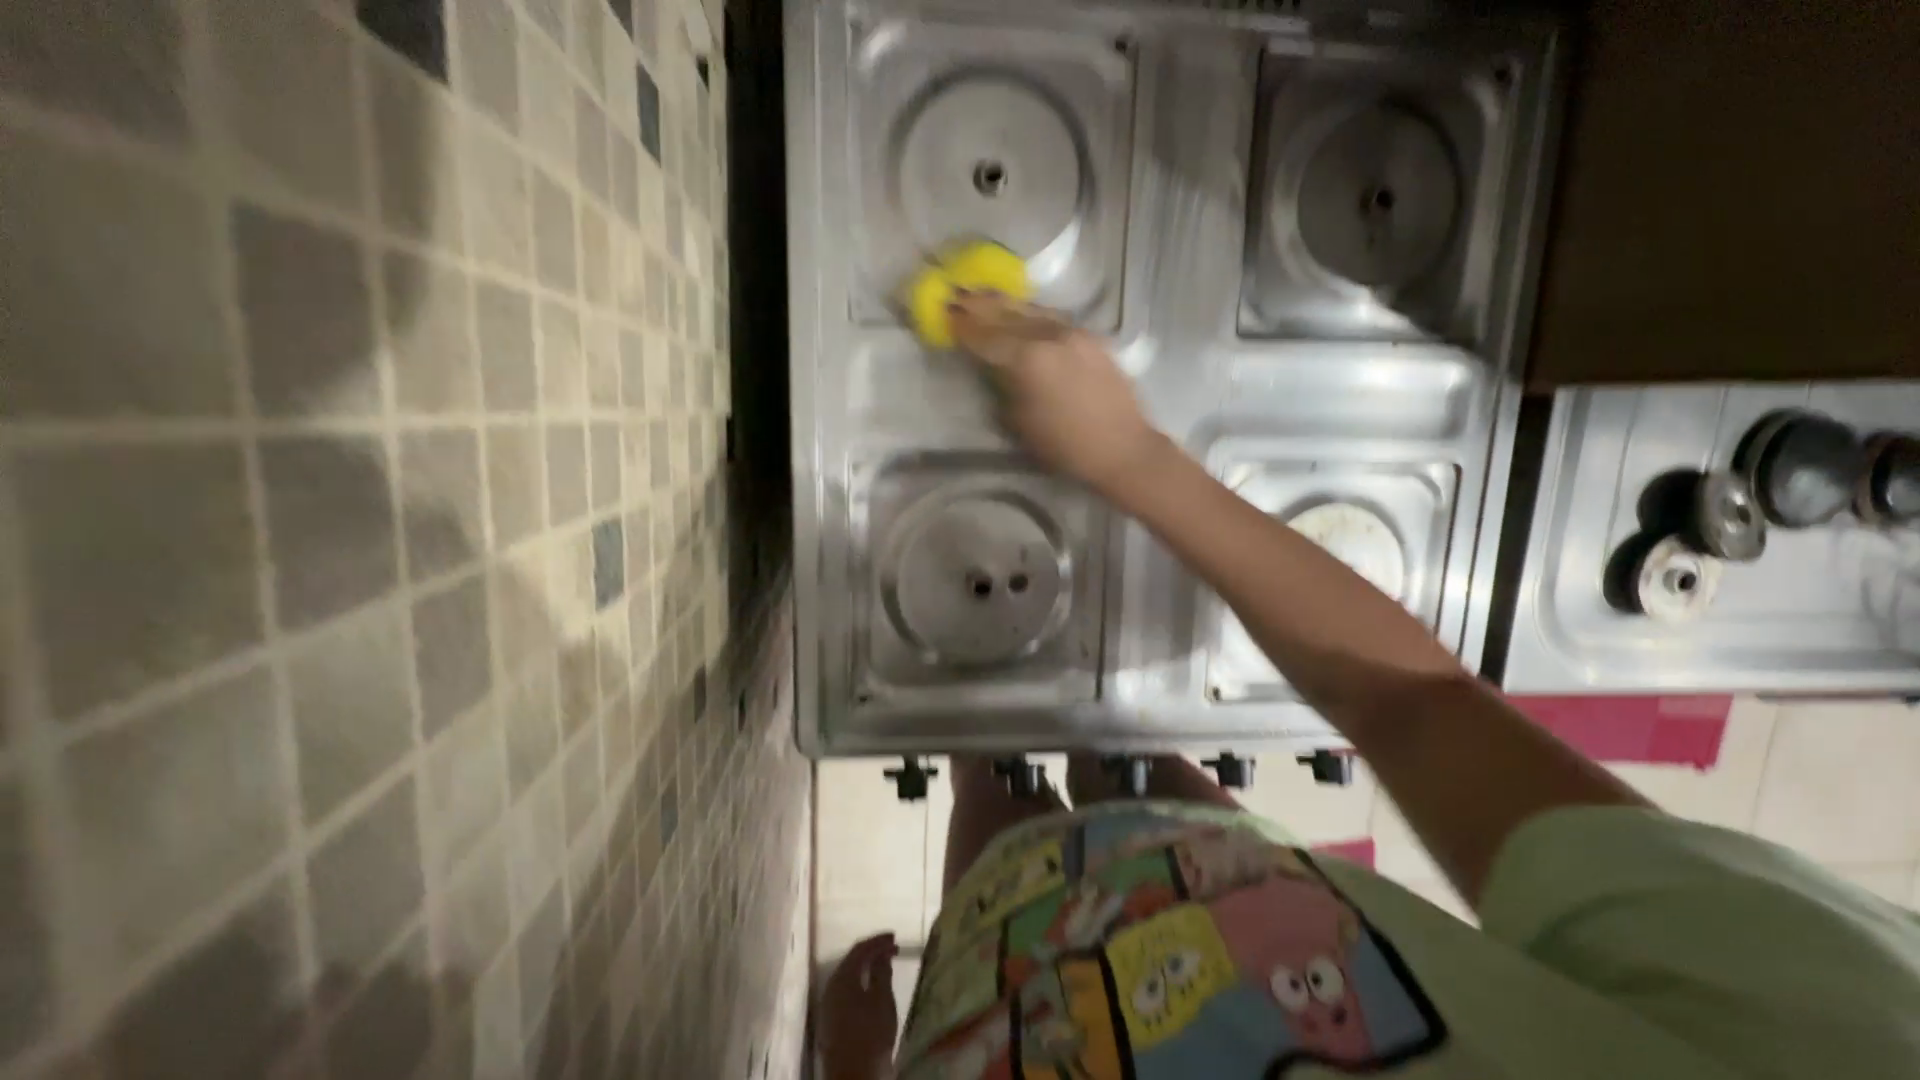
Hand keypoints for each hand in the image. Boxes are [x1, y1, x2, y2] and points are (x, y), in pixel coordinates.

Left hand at [819, 933, 899, 1078]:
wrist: (852, 1076)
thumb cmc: (871, 1035)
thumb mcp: (882, 1000)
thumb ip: (882, 973)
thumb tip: (881, 954)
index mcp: (842, 978)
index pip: (860, 949)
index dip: (878, 941)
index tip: (895, 937)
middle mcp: (830, 987)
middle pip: (851, 962)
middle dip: (872, 953)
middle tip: (893, 949)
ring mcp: (827, 1005)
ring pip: (847, 977)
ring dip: (866, 969)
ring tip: (885, 967)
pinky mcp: (830, 1021)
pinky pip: (845, 992)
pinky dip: (860, 984)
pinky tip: (871, 990)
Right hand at [948, 291, 1165, 498]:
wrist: (1124, 448)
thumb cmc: (1065, 447)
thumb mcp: (1019, 423)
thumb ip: (1002, 388)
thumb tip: (994, 370)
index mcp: (1027, 358)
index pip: (985, 336)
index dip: (963, 326)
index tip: (945, 312)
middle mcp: (1049, 335)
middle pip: (1007, 314)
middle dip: (980, 305)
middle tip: (957, 293)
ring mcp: (1073, 333)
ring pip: (1032, 310)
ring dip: (1006, 303)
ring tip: (985, 295)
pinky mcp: (1091, 338)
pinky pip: (1053, 318)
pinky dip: (1032, 314)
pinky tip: (1023, 313)